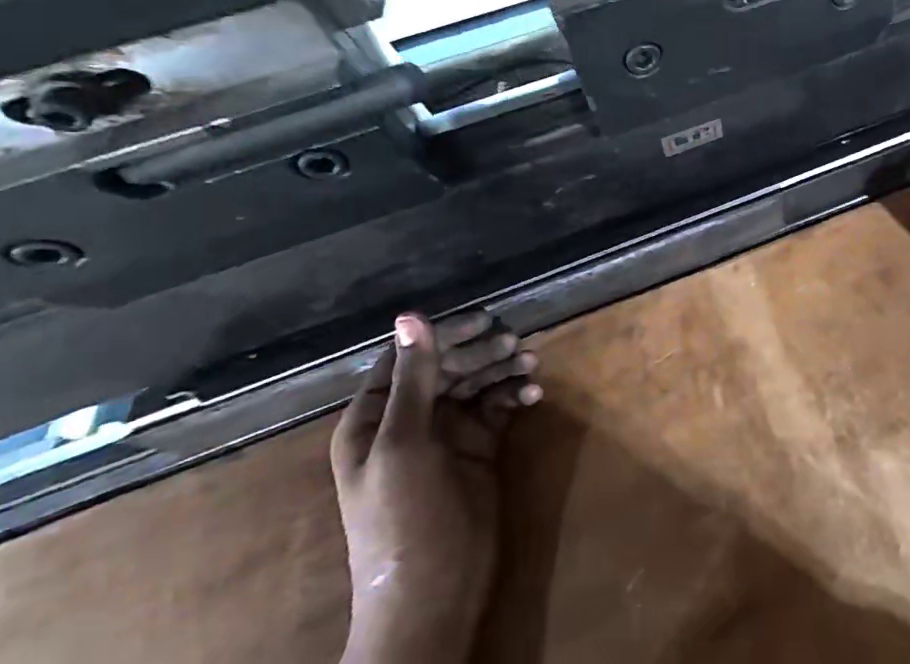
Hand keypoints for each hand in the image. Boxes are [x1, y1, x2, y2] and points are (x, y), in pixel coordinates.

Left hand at [330, 312, 541, 663]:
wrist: (433, 593)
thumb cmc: (402, 518)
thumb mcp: (402, 444)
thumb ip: (413, 380)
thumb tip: (410, 316)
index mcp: (375, 418)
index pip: (409, 358)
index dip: (443, 335)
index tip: (485, 321)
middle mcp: (410, 420)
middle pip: (447, 367)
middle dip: (481, 353)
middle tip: (515, 344)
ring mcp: (446, 436)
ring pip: (477, 385)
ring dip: (503, 371)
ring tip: (532, 364)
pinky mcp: (478, 450)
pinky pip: (498, 409)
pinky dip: (515, 398)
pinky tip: (534, 396)